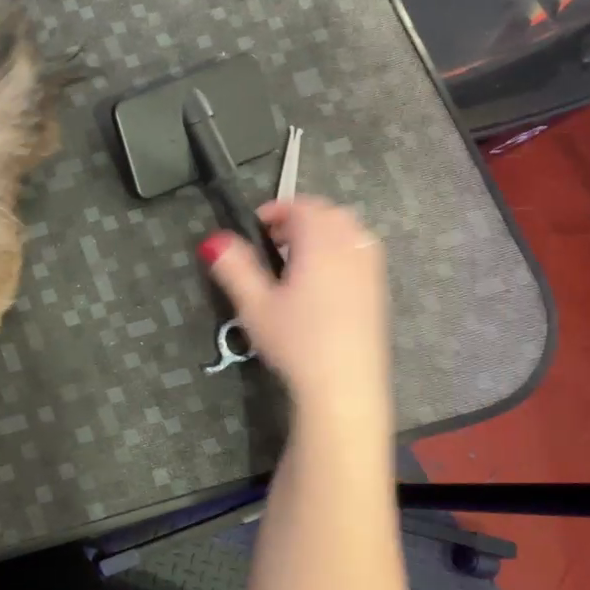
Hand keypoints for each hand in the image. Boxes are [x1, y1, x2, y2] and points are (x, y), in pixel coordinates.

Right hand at [200, 197, 389, 410]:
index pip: (304, 207)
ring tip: (294, 257)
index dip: (278, 208)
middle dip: (301, 217)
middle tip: (272, 239)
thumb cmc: (295, 341)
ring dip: (322, 231)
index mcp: (320, 247)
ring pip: (349, 230)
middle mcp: (351, 250)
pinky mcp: (377, 290)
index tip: (255, 225)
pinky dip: (339, 248)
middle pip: (331, 213)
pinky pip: (360, 251)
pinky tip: (319, 278)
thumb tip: (213, 240)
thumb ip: (234, 268)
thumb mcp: (254, 305)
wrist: (343, 382)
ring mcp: (369, 270)